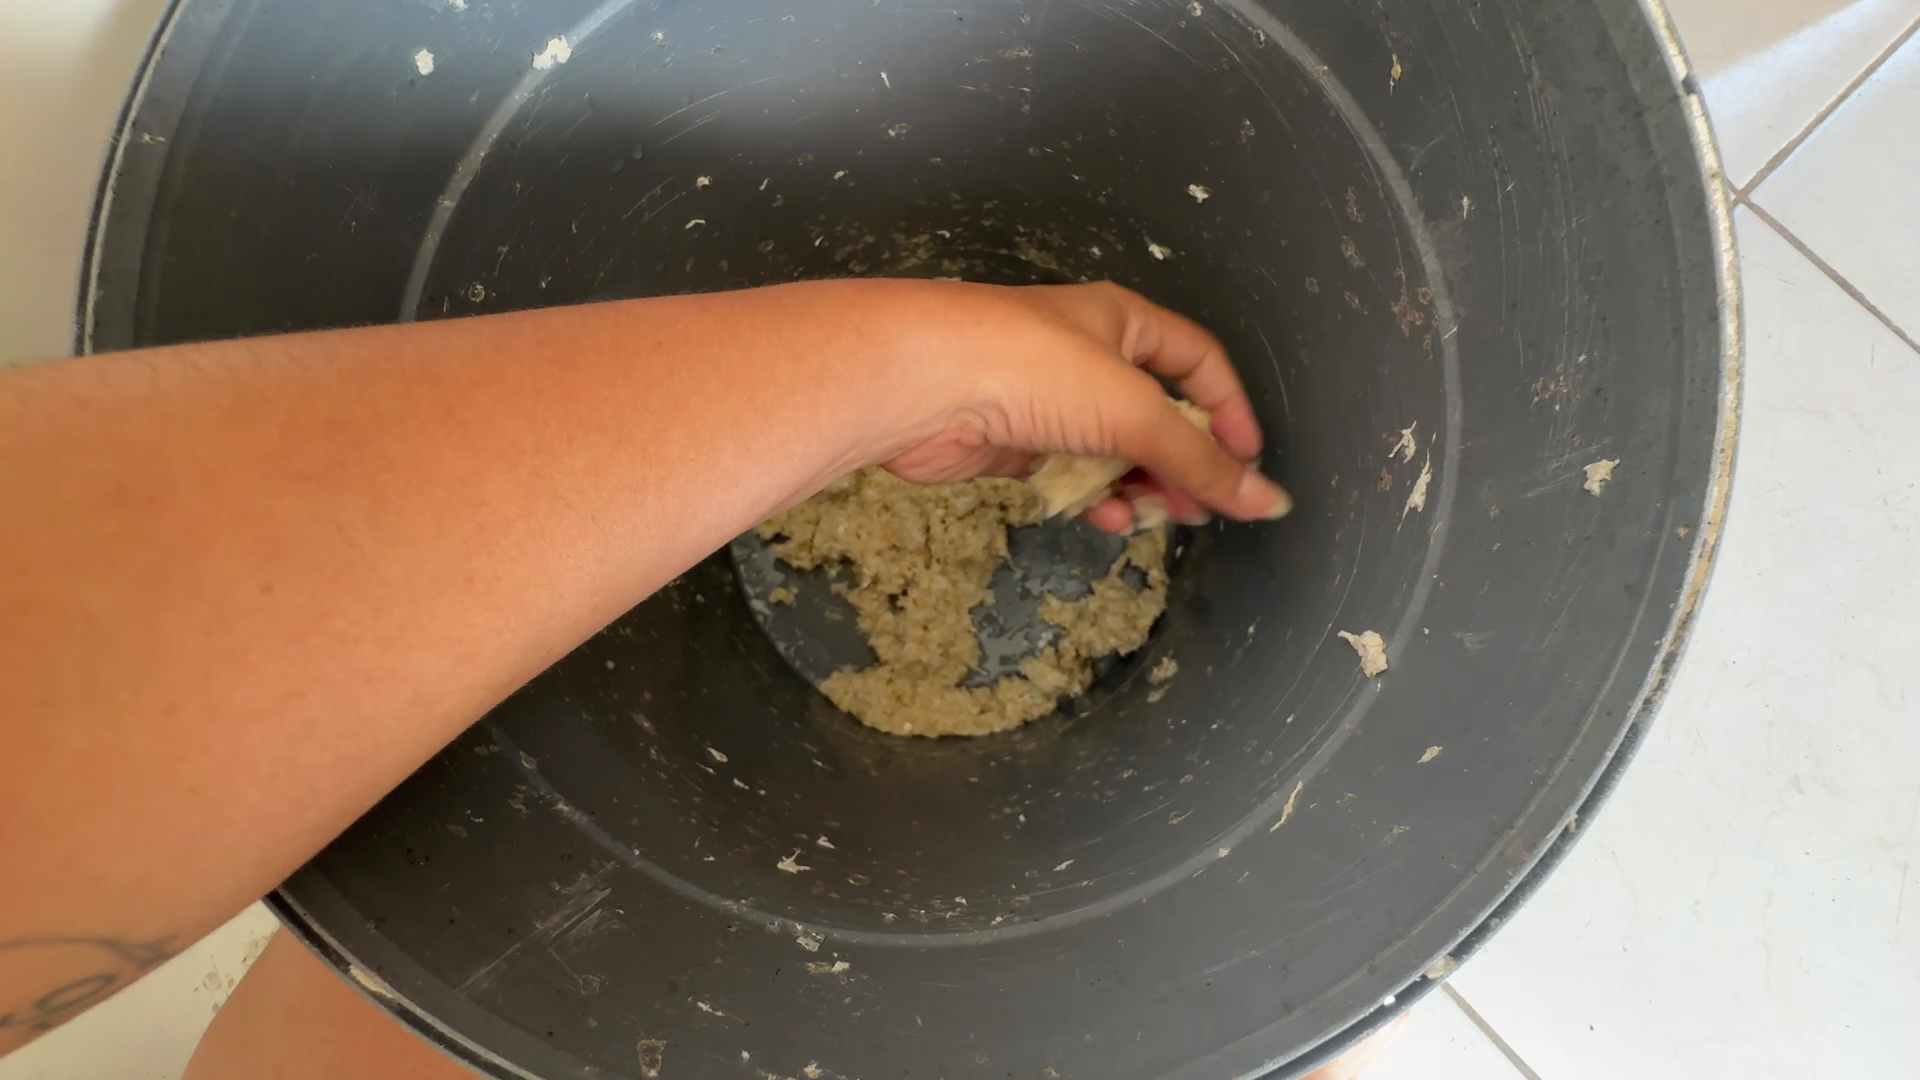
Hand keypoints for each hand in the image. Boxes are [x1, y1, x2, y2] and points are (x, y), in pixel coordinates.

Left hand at [869, 280, 1291, 530]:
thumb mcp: (1132, 410)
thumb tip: (1266, 501)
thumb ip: (1198, 459)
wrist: (923, 384)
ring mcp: (1047, 402)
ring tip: (1152, 515)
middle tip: (1197, 508)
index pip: (1198, 362)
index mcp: (1122, 323)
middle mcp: (1087, 358)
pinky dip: (1092, 495)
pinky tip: (1107, 516)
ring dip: (1138, 485)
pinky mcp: (1014, 443)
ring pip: (1111, 451)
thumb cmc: (1035, 370)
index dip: (1229, 409)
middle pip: (1155, 416)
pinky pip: (1069, 473)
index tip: (1248, 464)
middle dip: (1180, 463)